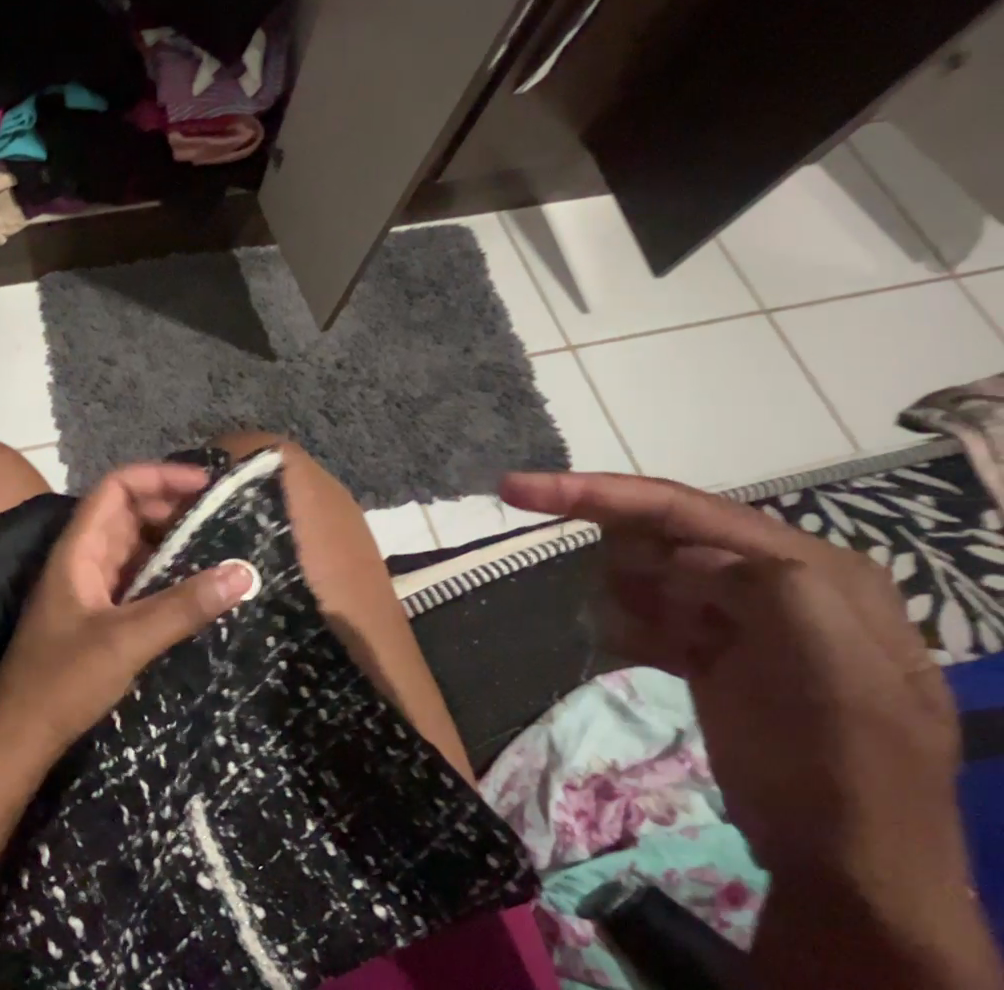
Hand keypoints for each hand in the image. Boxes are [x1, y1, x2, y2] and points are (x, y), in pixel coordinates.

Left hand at [0, 463, 255, 756]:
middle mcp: (82, 561)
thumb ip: (182, 607)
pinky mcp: (98, 617)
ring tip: (220, 543)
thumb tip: (244, 572)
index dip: (157, 476)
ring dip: (170, 539)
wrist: (19, 735)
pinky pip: (136, 579)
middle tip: (221, 515)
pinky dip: (165, 573)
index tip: (205, 485)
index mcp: (77, 551)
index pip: (115, 489)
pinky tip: (196, 585)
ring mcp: (89, 589)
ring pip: (133, 547)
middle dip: (171, 505)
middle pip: (126, 512)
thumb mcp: (126, 641)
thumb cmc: (62, 681)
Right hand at [501, 472, 963, 891]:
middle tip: (648, 624)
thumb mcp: (837, 681)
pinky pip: (648, 618)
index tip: (513, 491)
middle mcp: (779, 580)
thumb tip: (682, 553)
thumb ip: (774, 593)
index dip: (598, 493)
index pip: (689, 509)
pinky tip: (634, 656)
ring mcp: (744, 619)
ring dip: (625, 602)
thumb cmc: (846, 774)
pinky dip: (627, 630)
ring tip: (657, 650)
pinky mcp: (714, 654)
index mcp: (815, 569)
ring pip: (648, 577)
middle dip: (623, 563)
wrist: (848, 870)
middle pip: (661, 537)